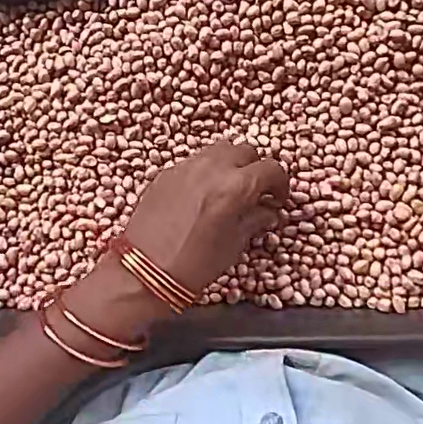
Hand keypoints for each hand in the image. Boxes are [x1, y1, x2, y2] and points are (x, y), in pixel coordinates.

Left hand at [122, 141, 289, 294]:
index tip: (277, 199)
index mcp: (234, 187)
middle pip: (245, 151)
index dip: (280, 184)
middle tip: (255, 193)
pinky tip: (202, 197)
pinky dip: (206, 172)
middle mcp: (210, 168)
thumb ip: (254, 220)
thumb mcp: (233, 245)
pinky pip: (194, 162)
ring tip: (228, 191)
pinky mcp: (165, 174)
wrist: (142, 272)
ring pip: (218, 151)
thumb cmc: (193, 266)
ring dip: (230, 165)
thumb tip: (267, 211)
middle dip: (255, 170)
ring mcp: (185, 167)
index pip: (271, 169)